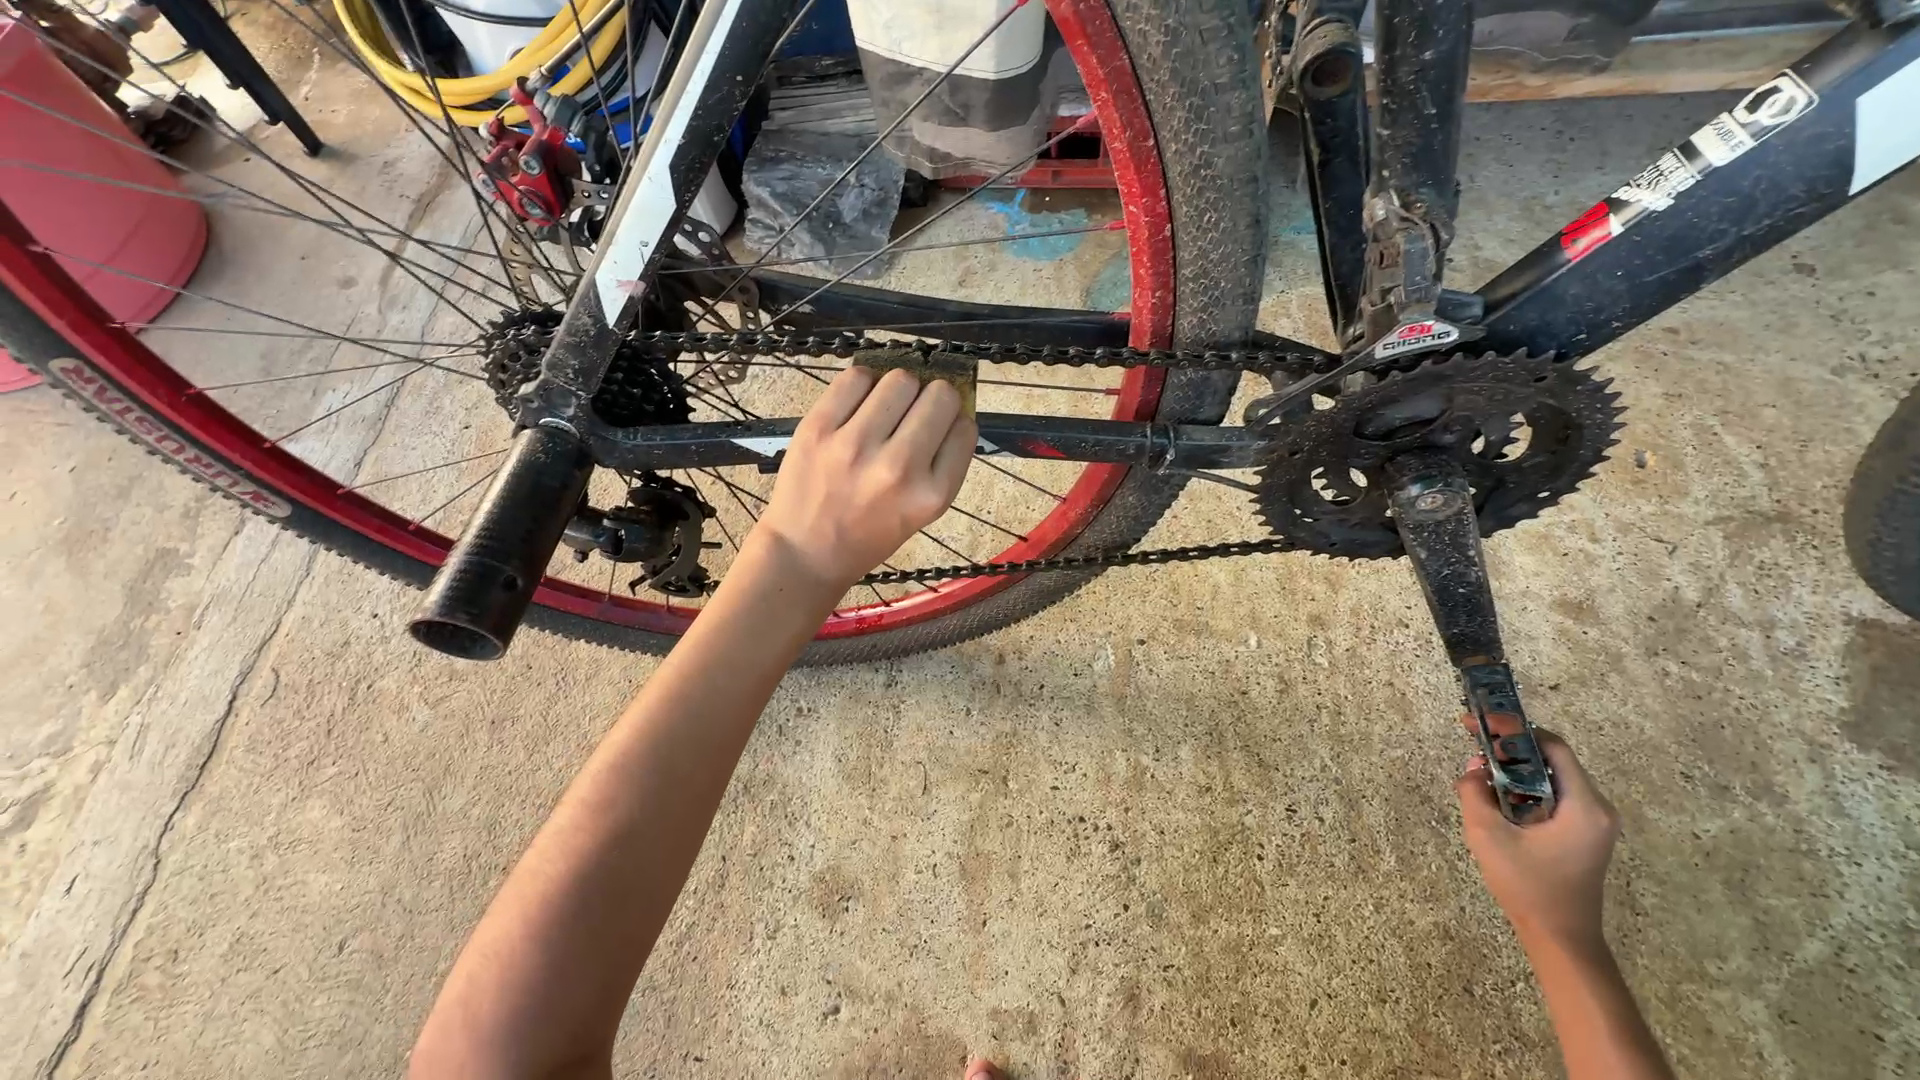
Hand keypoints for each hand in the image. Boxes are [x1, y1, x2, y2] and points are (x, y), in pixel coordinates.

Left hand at [755, 366, 975, 592]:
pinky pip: (857, 377)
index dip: (955, 422)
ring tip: (885, 409)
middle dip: (933, 398)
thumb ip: (941, 465)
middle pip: (939, 395)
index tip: (941, 427)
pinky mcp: (819, 428)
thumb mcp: (921, 514)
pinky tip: (859, 404)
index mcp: (931, 495)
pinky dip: (864, 383)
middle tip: (914, 414)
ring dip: (899, 388)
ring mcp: (856, 445)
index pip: (964, 428)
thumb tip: (952, 407)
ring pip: (901, 379)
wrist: (805, 552)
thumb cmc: (868, 535)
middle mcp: (899, 468)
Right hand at [1457, 729, 1620, 953]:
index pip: (1553, 747)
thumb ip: (1475, 792)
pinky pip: (1554, 797)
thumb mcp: (1487, 835)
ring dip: (1516, 770)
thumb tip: (1473, 768)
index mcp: (1584, 805)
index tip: (1481, 725)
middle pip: (1553, 760)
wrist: (1560, 937)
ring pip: (1552, 779)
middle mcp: (1597, 808)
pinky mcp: (1585, 835)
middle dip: (1511, 748)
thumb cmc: (1527, 885)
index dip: (1516, 730)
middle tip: (1475, 743)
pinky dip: (1525, 789)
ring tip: (1481, 770)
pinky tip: (1498, 797)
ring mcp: (1594, 823)